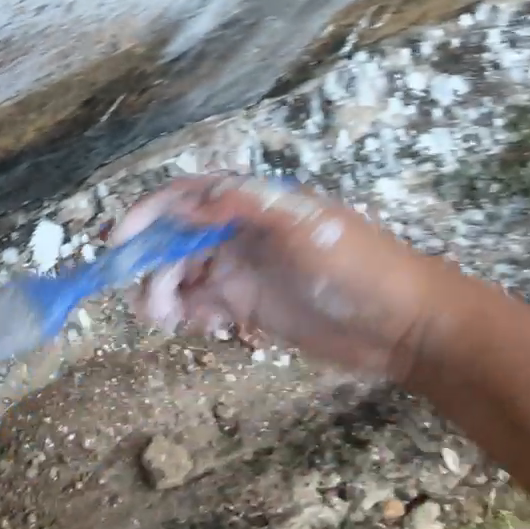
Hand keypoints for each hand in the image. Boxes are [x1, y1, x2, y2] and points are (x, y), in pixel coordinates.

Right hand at [109, 176, 477, 381]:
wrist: (410, 328)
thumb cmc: (359, 267)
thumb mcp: (304, 227)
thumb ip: (241, 207)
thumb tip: (179, 207)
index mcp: (249, 205)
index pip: (182, 199)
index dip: (145, 216)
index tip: (118, 243)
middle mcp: (235, 233)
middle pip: (170, 241)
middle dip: (149, 266)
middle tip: (146, 301)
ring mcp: (238, 269)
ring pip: (178, 275)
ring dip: (161, 294)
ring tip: (166, 320)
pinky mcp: (245, 304)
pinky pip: (197, 304)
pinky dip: (186, 314)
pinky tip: (202, 327)